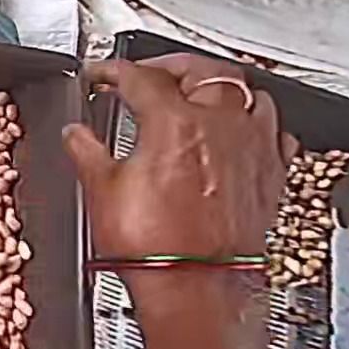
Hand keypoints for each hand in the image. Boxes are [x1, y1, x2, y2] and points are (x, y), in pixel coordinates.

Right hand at [62, 55, 295, 293]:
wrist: (193, 284)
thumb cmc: (150, 241)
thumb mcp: (99, 187)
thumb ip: (85, 149)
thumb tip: (76, 133)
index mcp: (175, 124)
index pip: (140, 78)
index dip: (112, 71)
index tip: (98, 74)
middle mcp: (223, 127)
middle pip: (205, 70)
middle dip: (170, 64)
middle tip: (145, 72)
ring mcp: (254, 149)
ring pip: (249, 92)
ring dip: (216, 85)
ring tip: (191, 92)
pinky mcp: (272, 174)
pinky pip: (272, 129)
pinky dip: (249, 119)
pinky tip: (233, 129)